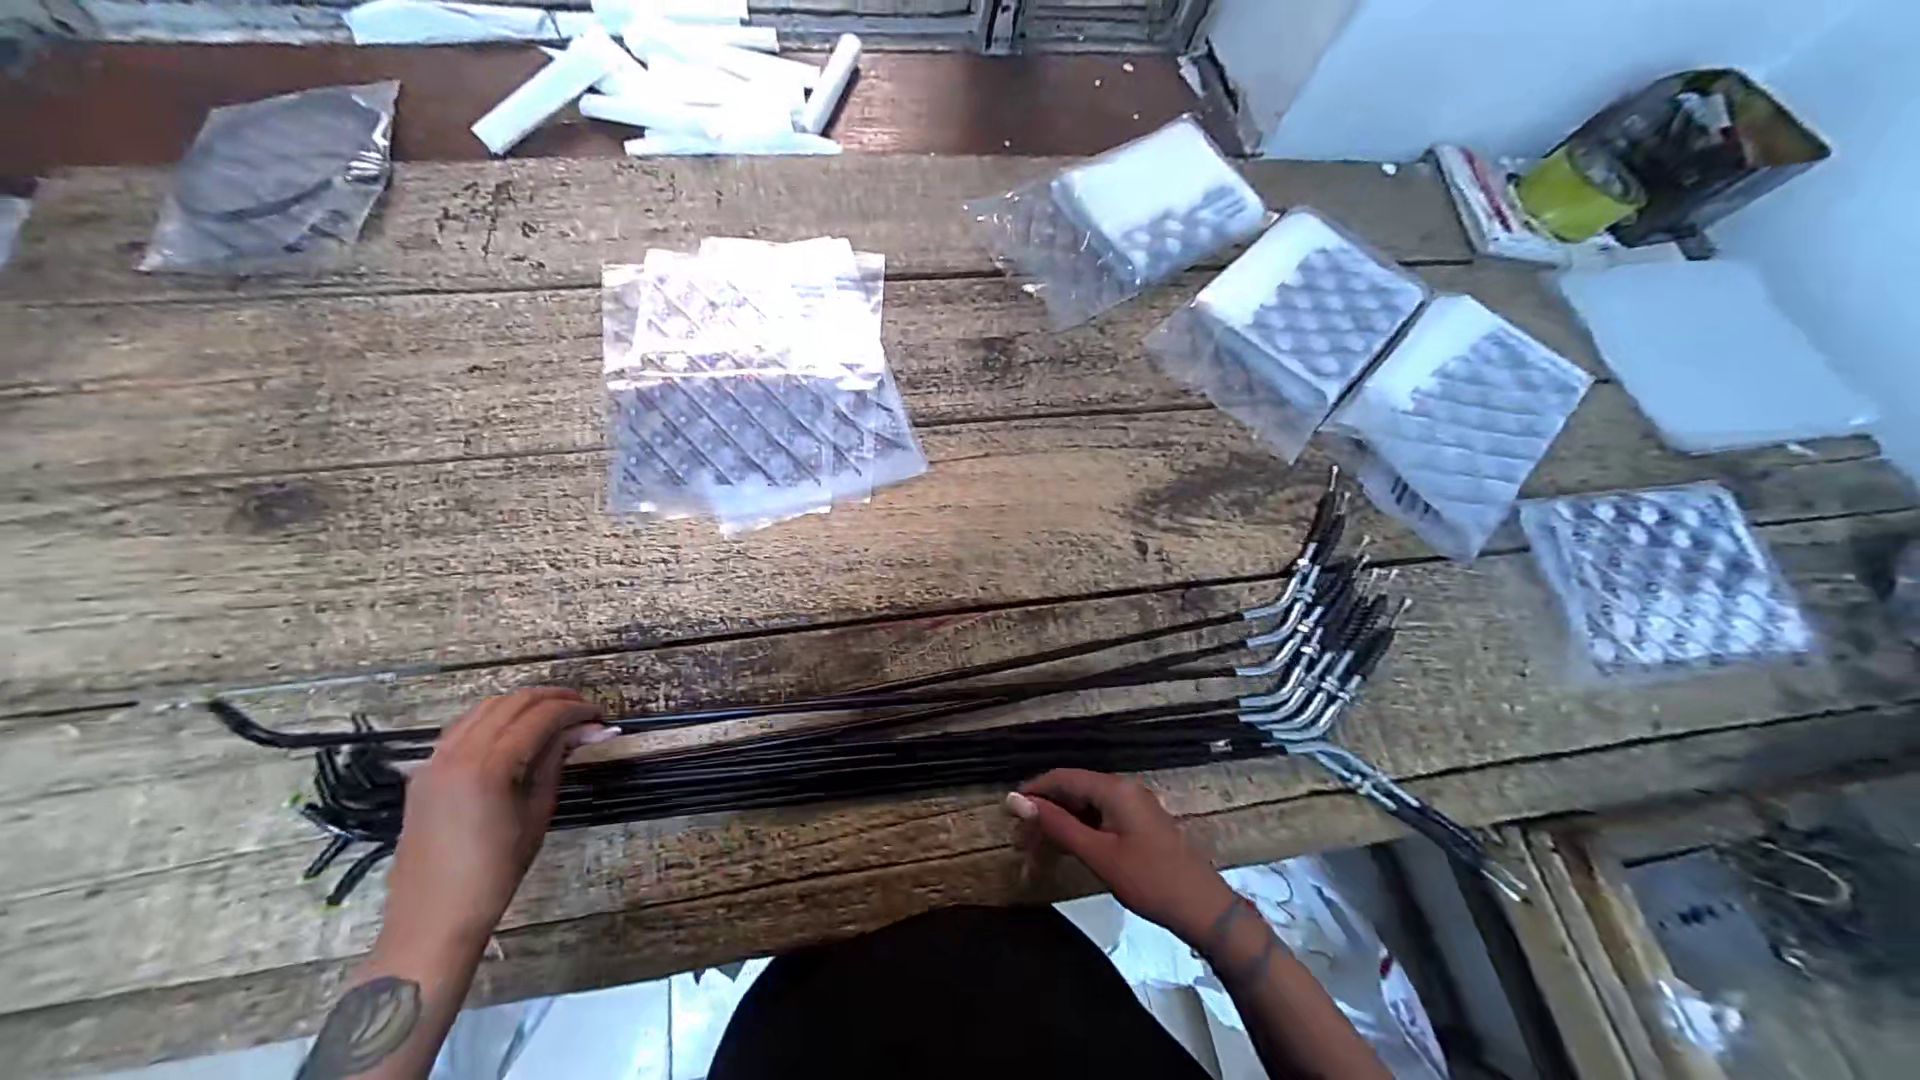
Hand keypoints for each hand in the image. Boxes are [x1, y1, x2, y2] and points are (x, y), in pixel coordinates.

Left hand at [383, 688, 613, 944]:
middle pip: (512, 703)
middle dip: (553, 699)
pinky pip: (463, 727)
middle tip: (583, 711)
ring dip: (523, 704)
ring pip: (486, 708)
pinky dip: (495, 718)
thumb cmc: (496, 871)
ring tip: (554, 716)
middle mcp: (457, 754)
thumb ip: (556, 761)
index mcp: (488, 767)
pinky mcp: (424, 771)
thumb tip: (587, 730)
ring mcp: (435, 760)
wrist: (433, 916)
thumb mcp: (538, 812)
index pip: (540, 717)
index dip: (575, 710)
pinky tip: (515, 731)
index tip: (600, 717)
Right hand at [1005, 768, 1236, 945]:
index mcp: (1114, 788)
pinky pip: (1100, 816)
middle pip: (1073, 790)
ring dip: (1060, 823)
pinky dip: (1079, 830)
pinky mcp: (1139, 823)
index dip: (1033, 791)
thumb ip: (1057, 825)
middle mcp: (1123, 788)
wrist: (1203, 907)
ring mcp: (1134, 805)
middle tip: (1020, 840)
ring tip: (1037, 848)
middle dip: (1045, 811)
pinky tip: (1066, 848)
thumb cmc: (1148, 879)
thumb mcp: (1097, 853)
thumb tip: (1017, 801)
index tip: (1009, 812)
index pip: (1063, 777)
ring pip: (1086, 805)